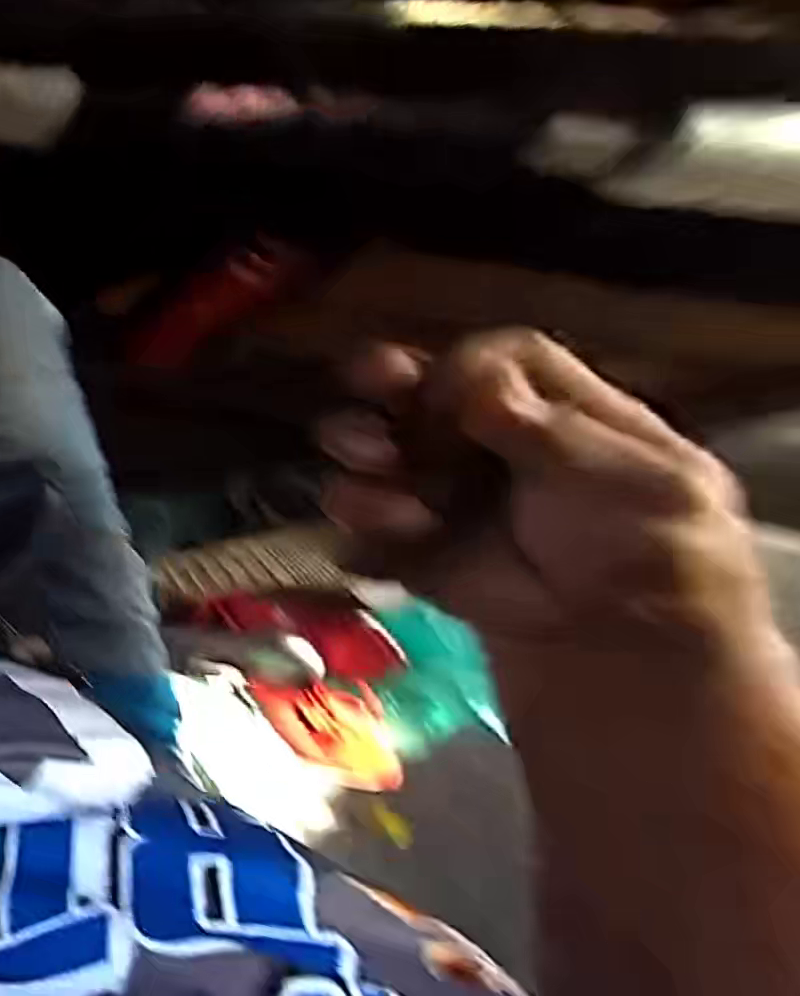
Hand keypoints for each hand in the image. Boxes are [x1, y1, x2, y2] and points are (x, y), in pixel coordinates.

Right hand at [316, 329, 775, 660]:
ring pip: (355, 440)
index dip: (463, 370)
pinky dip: (364, 527)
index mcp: (540, 405)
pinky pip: (348, 514)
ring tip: (393, 493)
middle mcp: (466, 431)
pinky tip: (403, 540)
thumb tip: (471, 383)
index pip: (486, 358)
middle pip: (402, 380)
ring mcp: (420, 477)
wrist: (606, 637)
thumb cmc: (648, 551)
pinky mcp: (387, 526)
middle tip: (374, 395)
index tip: (459, 405)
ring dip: (359, 455)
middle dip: (376, 383)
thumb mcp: (634, 483)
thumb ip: (550, 432)